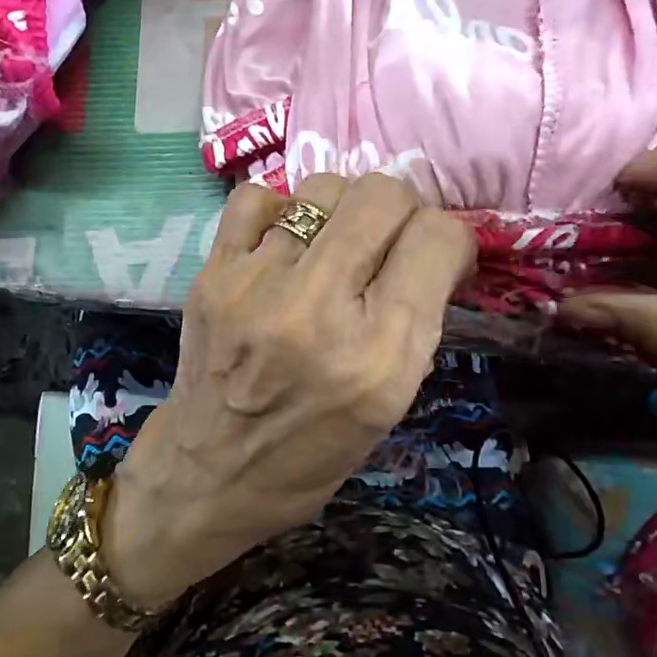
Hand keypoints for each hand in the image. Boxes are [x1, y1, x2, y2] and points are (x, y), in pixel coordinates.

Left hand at [103, 174, 475, 610]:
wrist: (209, 470)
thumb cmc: (309, 453)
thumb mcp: (390, 404)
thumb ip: (414, 320)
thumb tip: (426, 247)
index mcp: (379, 357)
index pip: (437, 239)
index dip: (446, 240)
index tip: (432, 259)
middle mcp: (318, 309)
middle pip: (382, 196)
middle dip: (400, 212)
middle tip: (385, 244)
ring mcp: (258, 285)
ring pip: (324, 187)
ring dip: (341, 210)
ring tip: (330, 246)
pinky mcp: (213, 274)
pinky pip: (257, 198)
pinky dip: (279, 210)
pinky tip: (281, 243)